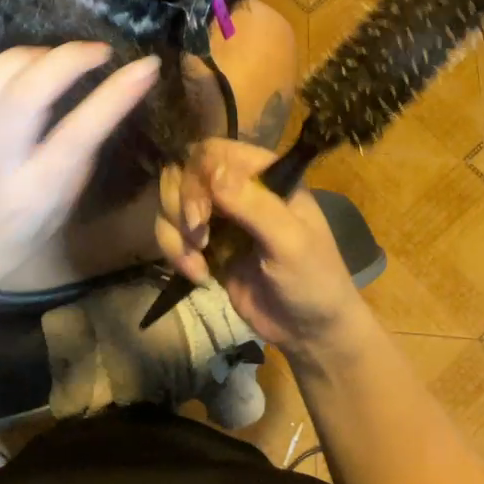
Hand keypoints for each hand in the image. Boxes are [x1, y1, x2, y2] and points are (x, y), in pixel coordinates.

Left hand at [0, 44, 160, 305]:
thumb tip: (101, 104)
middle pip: (27, 93)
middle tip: (96, 52)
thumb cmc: (14, 239)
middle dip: (68, 59)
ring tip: (46, 62)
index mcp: (34, 191)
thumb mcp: (60, 210)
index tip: (146, 66)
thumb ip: (76, 159)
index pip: (79, 134)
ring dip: (26, 58)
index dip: (116, 95)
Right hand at [156, 140, 366, 345]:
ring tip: (197, 265)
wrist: (308, 331)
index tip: (201, 215)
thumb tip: (213, 171)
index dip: (197, 178)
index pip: (214, 153)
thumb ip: (254, 206)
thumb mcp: (291, 243)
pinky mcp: (205, 245)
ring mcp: (219, 217)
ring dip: (175, 234)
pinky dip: (175, 253)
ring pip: (171, 203)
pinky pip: (172, 234)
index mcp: (265, 176)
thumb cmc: (312, 281)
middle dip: (181, 207)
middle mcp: (238, 189)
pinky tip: (198, 276)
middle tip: (199, 240)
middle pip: (184, 173)